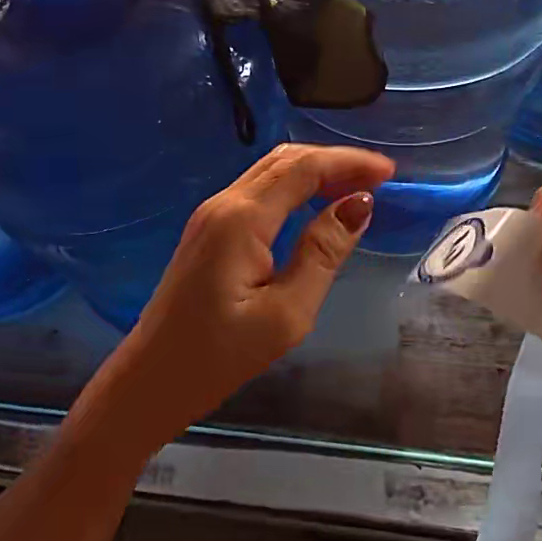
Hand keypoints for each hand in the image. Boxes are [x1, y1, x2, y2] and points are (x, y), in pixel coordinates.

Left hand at [103, 144, 395, 447]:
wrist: (152, 380)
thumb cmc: (220, 355)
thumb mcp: (287, 313)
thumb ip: (323, 253)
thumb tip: (359, 205)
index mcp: (241, 220)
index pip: (302, 168)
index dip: (348, 162)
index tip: (389, 172)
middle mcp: (223, 205)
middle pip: (285, 160)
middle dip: (334, 161)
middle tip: (378, 178)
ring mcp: (211, 215)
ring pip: (270, 173)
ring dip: (314, 173)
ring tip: (357, 189)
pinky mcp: (209, 231)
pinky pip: (259, 193)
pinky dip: (294, 189)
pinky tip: (317, 206)